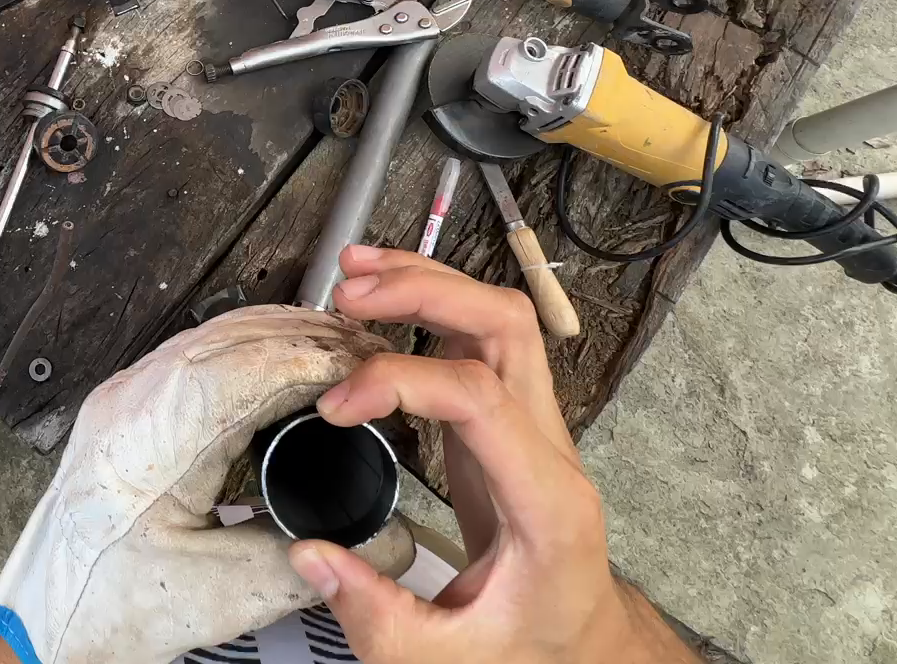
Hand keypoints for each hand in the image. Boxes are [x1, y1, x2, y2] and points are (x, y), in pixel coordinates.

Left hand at [0, 305, 404, 663]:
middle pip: (232, 337)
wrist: (48, 605)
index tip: (362, 367)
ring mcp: (127, 390)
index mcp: (152, 444)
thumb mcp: (219, 597)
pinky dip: (249, 344)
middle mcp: (134, 400)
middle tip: (363, 350)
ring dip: (279, 333)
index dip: (312, 360)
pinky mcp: (130, 395)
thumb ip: (307, 563)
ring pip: (214, 333)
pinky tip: (282, 360)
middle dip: (306, 336)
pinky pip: (197, 348)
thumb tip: (382, 542)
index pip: (245, 371)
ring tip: (336, 349)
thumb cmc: (114, 604)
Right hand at [285, 246, 695, 663]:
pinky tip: (379, 293)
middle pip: (503, 324)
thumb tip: (308, 553)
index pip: (476, 394)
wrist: (588, 646)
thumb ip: (377, 616)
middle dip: (421, 292)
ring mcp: (531, 418)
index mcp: (545, 499)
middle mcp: (548, 441)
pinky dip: (425, 298)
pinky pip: (474, 331)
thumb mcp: (451, 659)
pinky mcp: (504, 410)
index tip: (336, 406)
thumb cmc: (533, 648)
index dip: (396, 380)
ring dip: (424, 280)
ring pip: (494, 312)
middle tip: (348, 295)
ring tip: (355, 271)